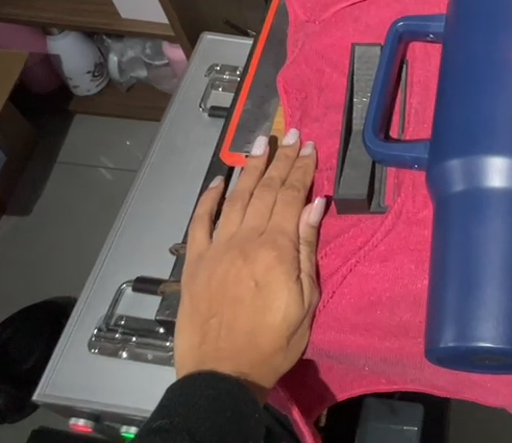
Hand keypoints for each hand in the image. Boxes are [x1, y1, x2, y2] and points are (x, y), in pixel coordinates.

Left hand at [174, 128, 328, 395]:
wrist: (221, 378)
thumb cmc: (273, 343)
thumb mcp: (306, 302)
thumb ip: (307, 249)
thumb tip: (315, 205)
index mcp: (276, 249)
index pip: (292, 197)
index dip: (302, 169)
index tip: (309, 146)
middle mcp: (245, 240)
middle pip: (265, 190)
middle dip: (280, 159)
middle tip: (289, 133)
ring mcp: (217, 249)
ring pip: (236, 198)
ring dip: (250, 168)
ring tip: (260, 143)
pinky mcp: (195, 263)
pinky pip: (200, 223)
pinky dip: (208, 199)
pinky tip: (218, 181)